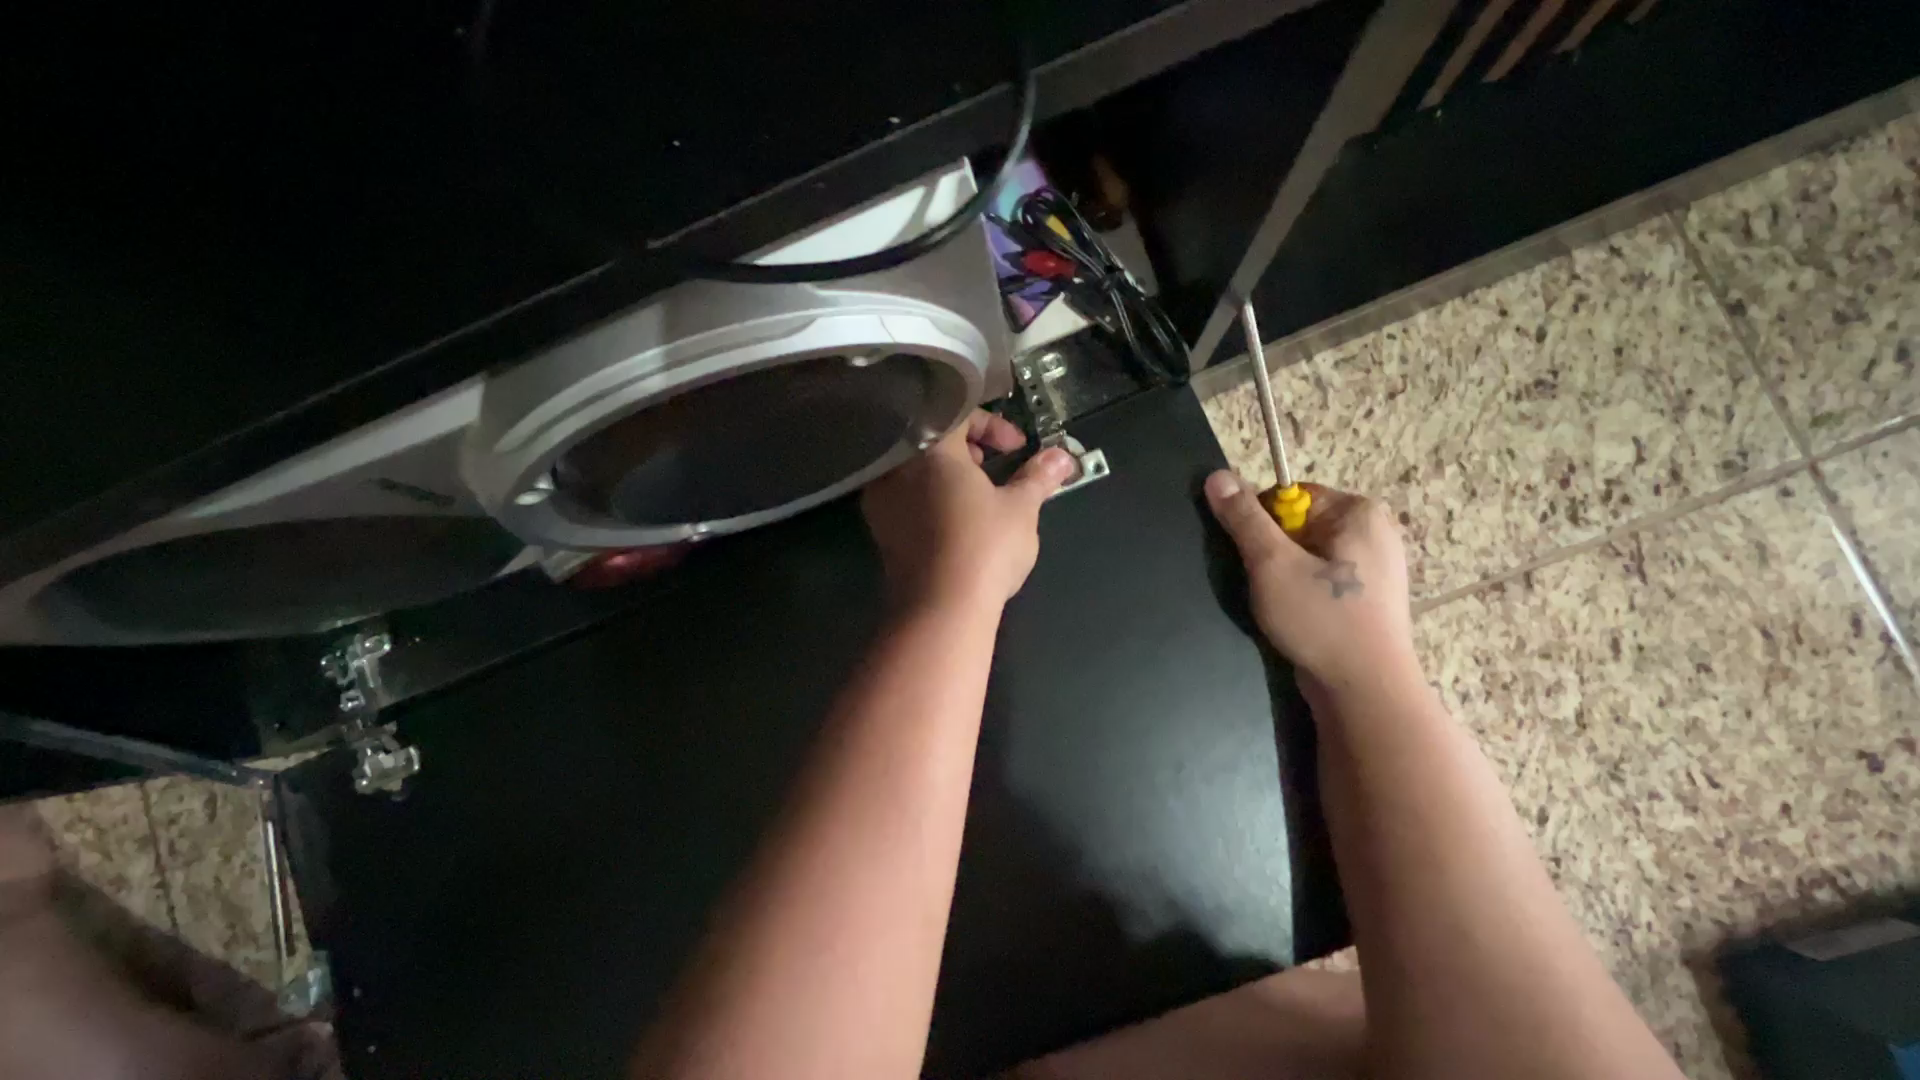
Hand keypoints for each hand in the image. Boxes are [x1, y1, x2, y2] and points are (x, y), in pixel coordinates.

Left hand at [862, 411, 1077, 607]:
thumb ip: (1038, 477)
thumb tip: (1061, 457)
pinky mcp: (880, 529)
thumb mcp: (1020, 508)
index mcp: (930, 448)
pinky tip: (954, 521)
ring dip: (948, 473)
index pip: (957, 413)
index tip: (1016, 448)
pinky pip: (905, 496)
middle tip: (996, 468)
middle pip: (933, 438)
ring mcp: (881, 498)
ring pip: (916, 468)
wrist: (940, 609)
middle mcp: (896, 466)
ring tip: (977, 496)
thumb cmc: (983, 548)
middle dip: (969, 448)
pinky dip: (930, 496)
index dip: (992, 425)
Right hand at [1204, 472, 1419, 693]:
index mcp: (1358, 512)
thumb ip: (1243, 518)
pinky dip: (1302, 594)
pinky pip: (1321, 580)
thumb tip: (1215, 475)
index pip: (1289, 495)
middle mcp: (1374, 532)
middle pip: (1297, 526)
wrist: (1365, 691)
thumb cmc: (1321, 619)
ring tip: (1281, 606)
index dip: (1260, 524)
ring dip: (1283, 576)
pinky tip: (1298, 619)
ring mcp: (1375, 568)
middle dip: (1272, 553)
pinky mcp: (1369, 599)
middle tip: (1266, 585)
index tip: (1254, 558)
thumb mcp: (1272, 563)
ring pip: (1306, 556)